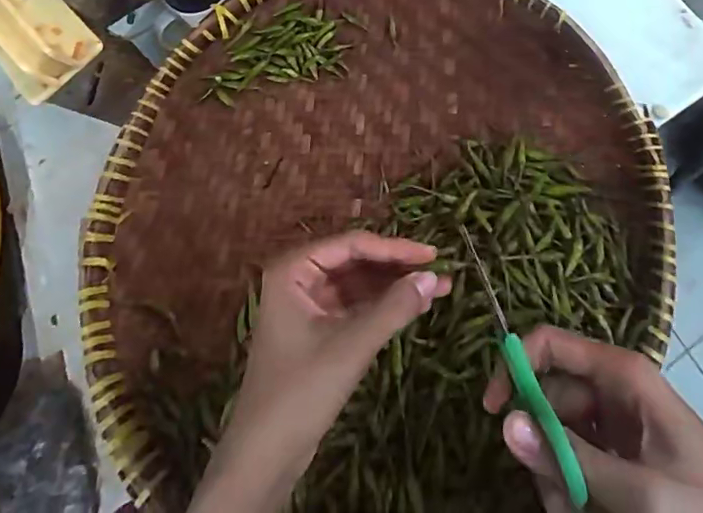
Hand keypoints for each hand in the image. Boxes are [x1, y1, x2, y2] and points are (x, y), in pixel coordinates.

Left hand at [188, 231, 451, 512]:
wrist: (263, 456)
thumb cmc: (300, 392)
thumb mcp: (350, 347)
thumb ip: (392, 309)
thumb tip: (432, 277)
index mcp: (293, 270)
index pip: (351, 245)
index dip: (394, 248)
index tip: (432, 254)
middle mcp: (298, 279)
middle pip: (355, 261)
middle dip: (396, 267)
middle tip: (439, 269)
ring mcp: (308, 305)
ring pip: (358, 285)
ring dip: (394, 286)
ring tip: (437, 287)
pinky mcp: (318, 331)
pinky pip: (355, 307)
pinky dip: (383, 307)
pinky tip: (413, 306)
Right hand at [483, 326, 702, 512]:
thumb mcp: (641, 491)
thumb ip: (572, 459)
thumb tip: (504, 422)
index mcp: (621, 374)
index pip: (549, 343)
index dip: (515, 366)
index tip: (493, 410)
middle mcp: (614, 389)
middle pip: (549, 396)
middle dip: (541, 443)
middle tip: (551, 493)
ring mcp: (618, 424)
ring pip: (558, 434)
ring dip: (556, 474)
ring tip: (572, 511)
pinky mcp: (622, 456)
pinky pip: (577, 460)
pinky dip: (571, 487)